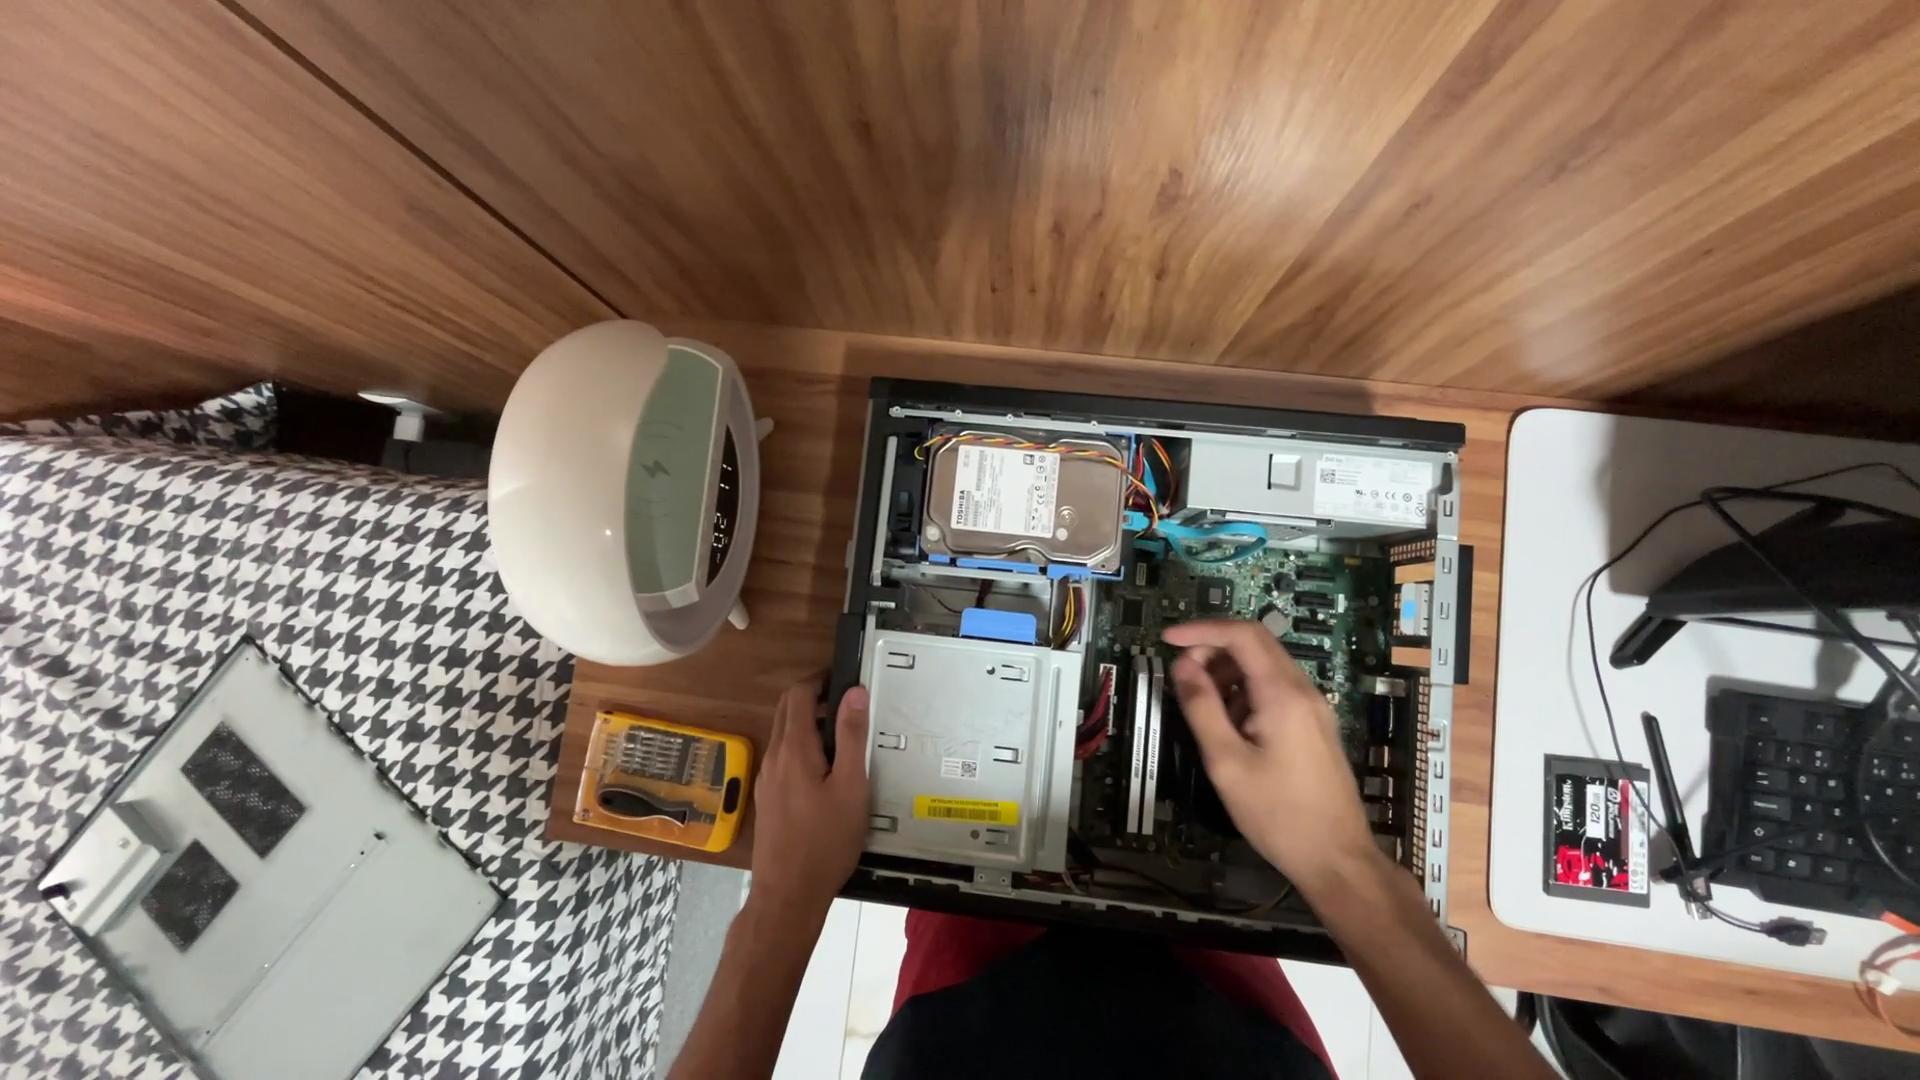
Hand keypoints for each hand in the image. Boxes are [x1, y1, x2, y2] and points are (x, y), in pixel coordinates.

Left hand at [748, 678, 870, 916]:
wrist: (788, 895)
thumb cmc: (826, 841)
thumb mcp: (851, 786)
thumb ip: (851, 737)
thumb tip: (855, 692)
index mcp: (794, 750)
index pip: (798, 694)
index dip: (819, 680)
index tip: (845, 680)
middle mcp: (774, 758)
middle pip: (786, 710)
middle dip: (813, 697)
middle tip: (847, 704)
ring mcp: (767, 779)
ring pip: (783, 734)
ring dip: (808, 722)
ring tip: (843, 736)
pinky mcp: (768, 798)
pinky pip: (783, 757)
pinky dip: (802, 746)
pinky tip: (825, 770)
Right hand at [1162, 619, 1378, 889]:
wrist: (1337, 859)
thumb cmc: (1277, 814)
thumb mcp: (1226, 762)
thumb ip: (1201, 707)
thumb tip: (1183, 666)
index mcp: (1283, 694)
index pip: (1242, 635)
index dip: (1202, 629)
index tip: (1168, 638)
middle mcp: (1303, 691)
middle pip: (1255, 644)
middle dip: (1212, 649)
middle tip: (1180, 674)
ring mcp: (1312, 708)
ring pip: (1264, 667)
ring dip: (1227, 672)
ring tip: (1199, 705)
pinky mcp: (1313, 725)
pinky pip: (1275, 690)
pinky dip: (1244, 691)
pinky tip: (1227, 724)